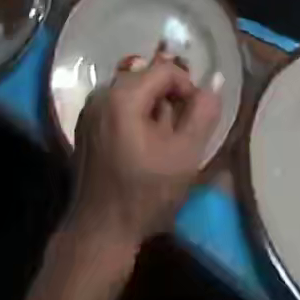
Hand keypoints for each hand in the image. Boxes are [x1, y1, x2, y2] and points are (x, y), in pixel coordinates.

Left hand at [67, 57, 222, 255]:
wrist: (101, 230)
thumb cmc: (146, 193)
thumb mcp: (185, 155)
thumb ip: (202, 114)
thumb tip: (214, 81)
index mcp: (123, 95)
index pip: (165, 69)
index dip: (187, 88)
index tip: (196, 118)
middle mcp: (101, 92)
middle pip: (146, 77)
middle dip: (169, 98)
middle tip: (180, 132)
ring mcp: (89, 108)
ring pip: (131, 90)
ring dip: (152, 107)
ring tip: (162, 142)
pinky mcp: (85, 124)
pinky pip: (116, 105)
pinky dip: (134, 115)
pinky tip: (141, 147)